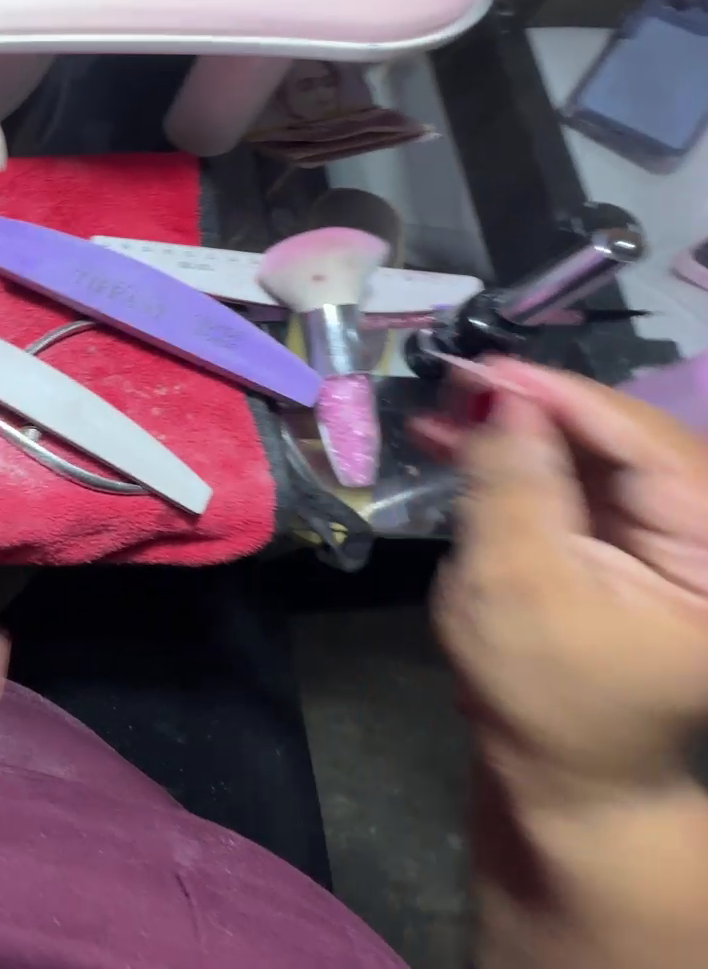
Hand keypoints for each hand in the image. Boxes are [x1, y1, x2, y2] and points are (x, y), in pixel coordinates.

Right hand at [419, 358, 707, 804]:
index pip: (656, 450)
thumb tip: (503, 403)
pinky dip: (519, 461)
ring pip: (600, 459)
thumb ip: (513, 489)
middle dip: (542, 409)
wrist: (555, 752)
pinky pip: (578, 484)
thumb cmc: (538, 679)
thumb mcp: (514, 582)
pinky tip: (461, 442)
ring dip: (522, 431)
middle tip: (462, 383)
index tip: (488, 369)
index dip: (570, 401)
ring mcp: (674, 541)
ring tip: (446, 409)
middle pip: (634, 446)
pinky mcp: (628, 545)